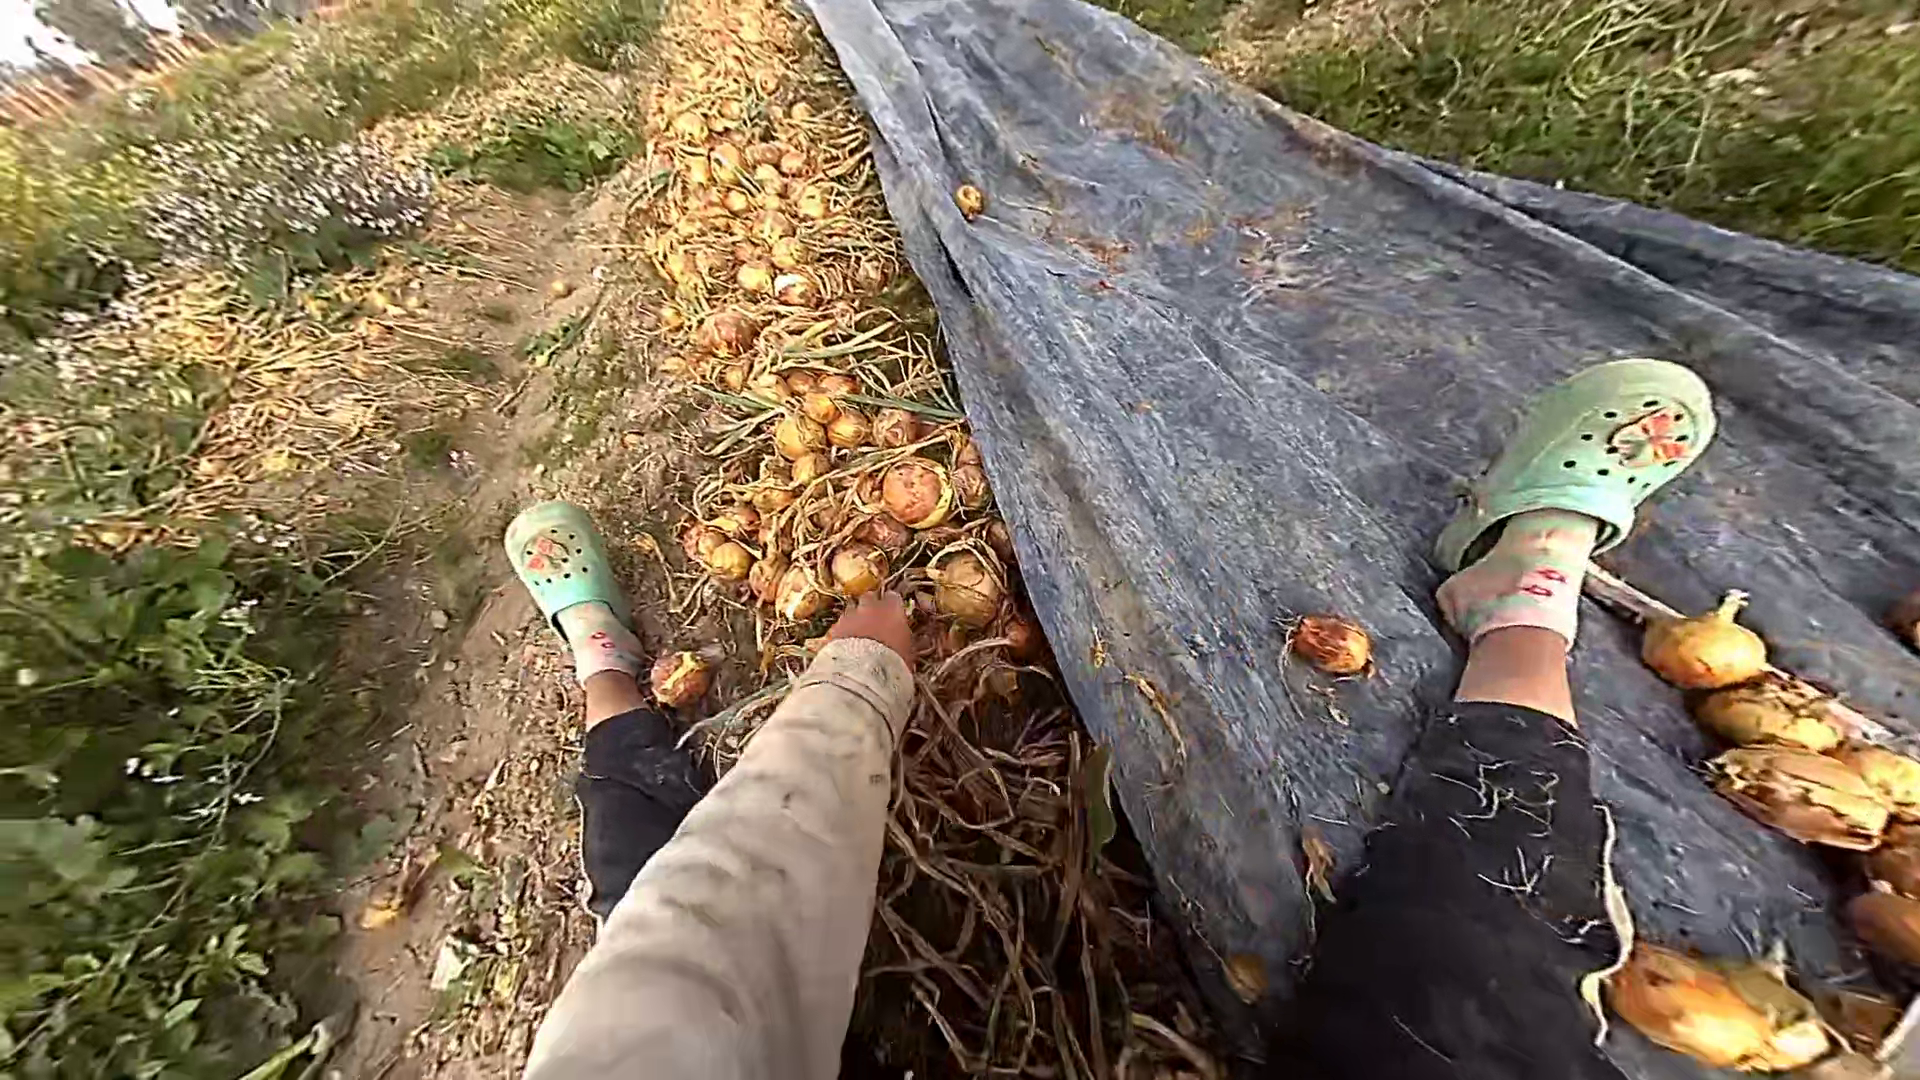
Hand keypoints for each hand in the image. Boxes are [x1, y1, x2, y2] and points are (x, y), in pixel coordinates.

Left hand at [824, 590, 912, 664]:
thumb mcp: (907, 654)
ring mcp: (849, 617)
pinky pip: (838, 625)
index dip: (892, 604)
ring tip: (856, 632)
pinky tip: (842, 644)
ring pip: (850, 609)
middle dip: (870, 605)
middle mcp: (870, 609)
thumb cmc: (892, 664)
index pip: (893, 598)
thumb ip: (904, 641)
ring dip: (854, 618)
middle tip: (872, 617)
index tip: (892, 611)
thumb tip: (904, 641)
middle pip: (869, 597)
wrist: (861, 674)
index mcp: (892, 612)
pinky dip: (841, 631)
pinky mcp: (833, 629)